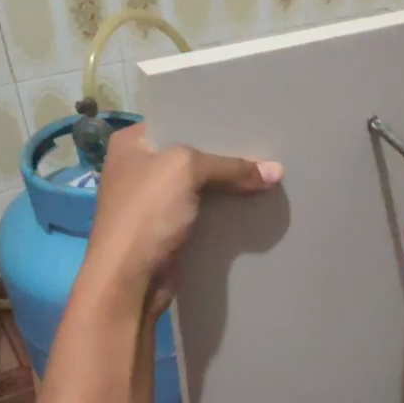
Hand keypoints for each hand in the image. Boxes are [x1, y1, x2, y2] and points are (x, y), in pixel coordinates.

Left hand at [82, 125, 281, 312]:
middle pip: (191, 156)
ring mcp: (151, 204)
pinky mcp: (167, 233)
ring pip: (198, 188)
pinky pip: (201, 216)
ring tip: (264, 176)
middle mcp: (138, 169)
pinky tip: (250, 208)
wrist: (128, 282)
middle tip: (264, 148)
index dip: (211, 120)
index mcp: (132, 144)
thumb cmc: (146, 214)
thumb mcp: (186, 171)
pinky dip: (222, 215)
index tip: (246, 120)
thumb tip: (275, 171)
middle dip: (224, 156)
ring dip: (227, 188)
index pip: (177, 120)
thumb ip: (230, 167)